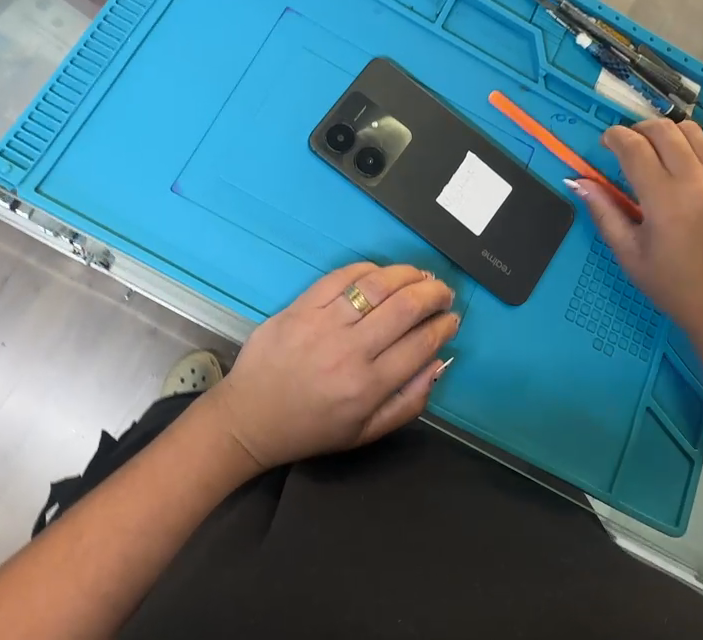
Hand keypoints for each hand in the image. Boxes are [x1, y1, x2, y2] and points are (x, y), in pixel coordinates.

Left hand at [202, 262, 459, 469]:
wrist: (250, 418)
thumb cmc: (312, 428)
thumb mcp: (366, 432)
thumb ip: (408, 402)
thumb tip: (440, 362)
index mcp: (368, 386)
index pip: (421, 344)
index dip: (444, 327)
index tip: (452, 319)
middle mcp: (350, 351)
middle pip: (405, 308)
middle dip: (433, 294)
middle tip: (443, 292)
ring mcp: (323, 324)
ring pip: (377, 286)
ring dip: (407, 275)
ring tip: (421, 276)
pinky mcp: (301, 306)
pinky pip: (341, 277)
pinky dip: (369, 269)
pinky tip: (383, 272)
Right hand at [573, 119, 702, 344]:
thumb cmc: (674, 288)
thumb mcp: (630, 255)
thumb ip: (603, 213)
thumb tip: (578, 182)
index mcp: (665, 200)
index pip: (634, 146)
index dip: (614, 137)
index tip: (604, 143)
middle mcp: (696, 182)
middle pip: (664, 129)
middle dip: (638, 130)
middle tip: (626, 147)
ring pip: (693, 132)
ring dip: (667, 134)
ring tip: (655, 152)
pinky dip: (691, 151)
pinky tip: (682, 173)